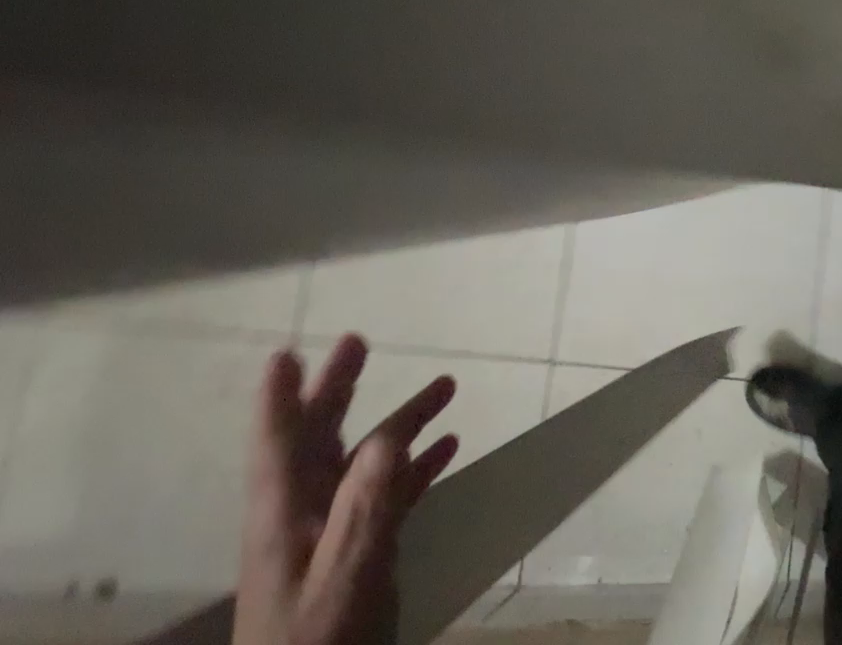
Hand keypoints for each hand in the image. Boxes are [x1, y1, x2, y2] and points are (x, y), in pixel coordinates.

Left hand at [234, 334, 457, 644]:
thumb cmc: (322, 637)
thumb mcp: (348, 571)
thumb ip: (367, 505)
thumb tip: (387, 436)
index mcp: (287, 514)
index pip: (279, 444)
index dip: (280, 398)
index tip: (286, 353)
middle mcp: (303, 513)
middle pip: (318, 438)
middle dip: (338, 390)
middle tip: (359, 343)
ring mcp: (331, 531)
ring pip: (364, 459)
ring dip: (400, 421)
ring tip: (444, 386)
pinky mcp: (358, 548)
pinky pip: (389, 491)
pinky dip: (416, 464)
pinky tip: (446, 447)